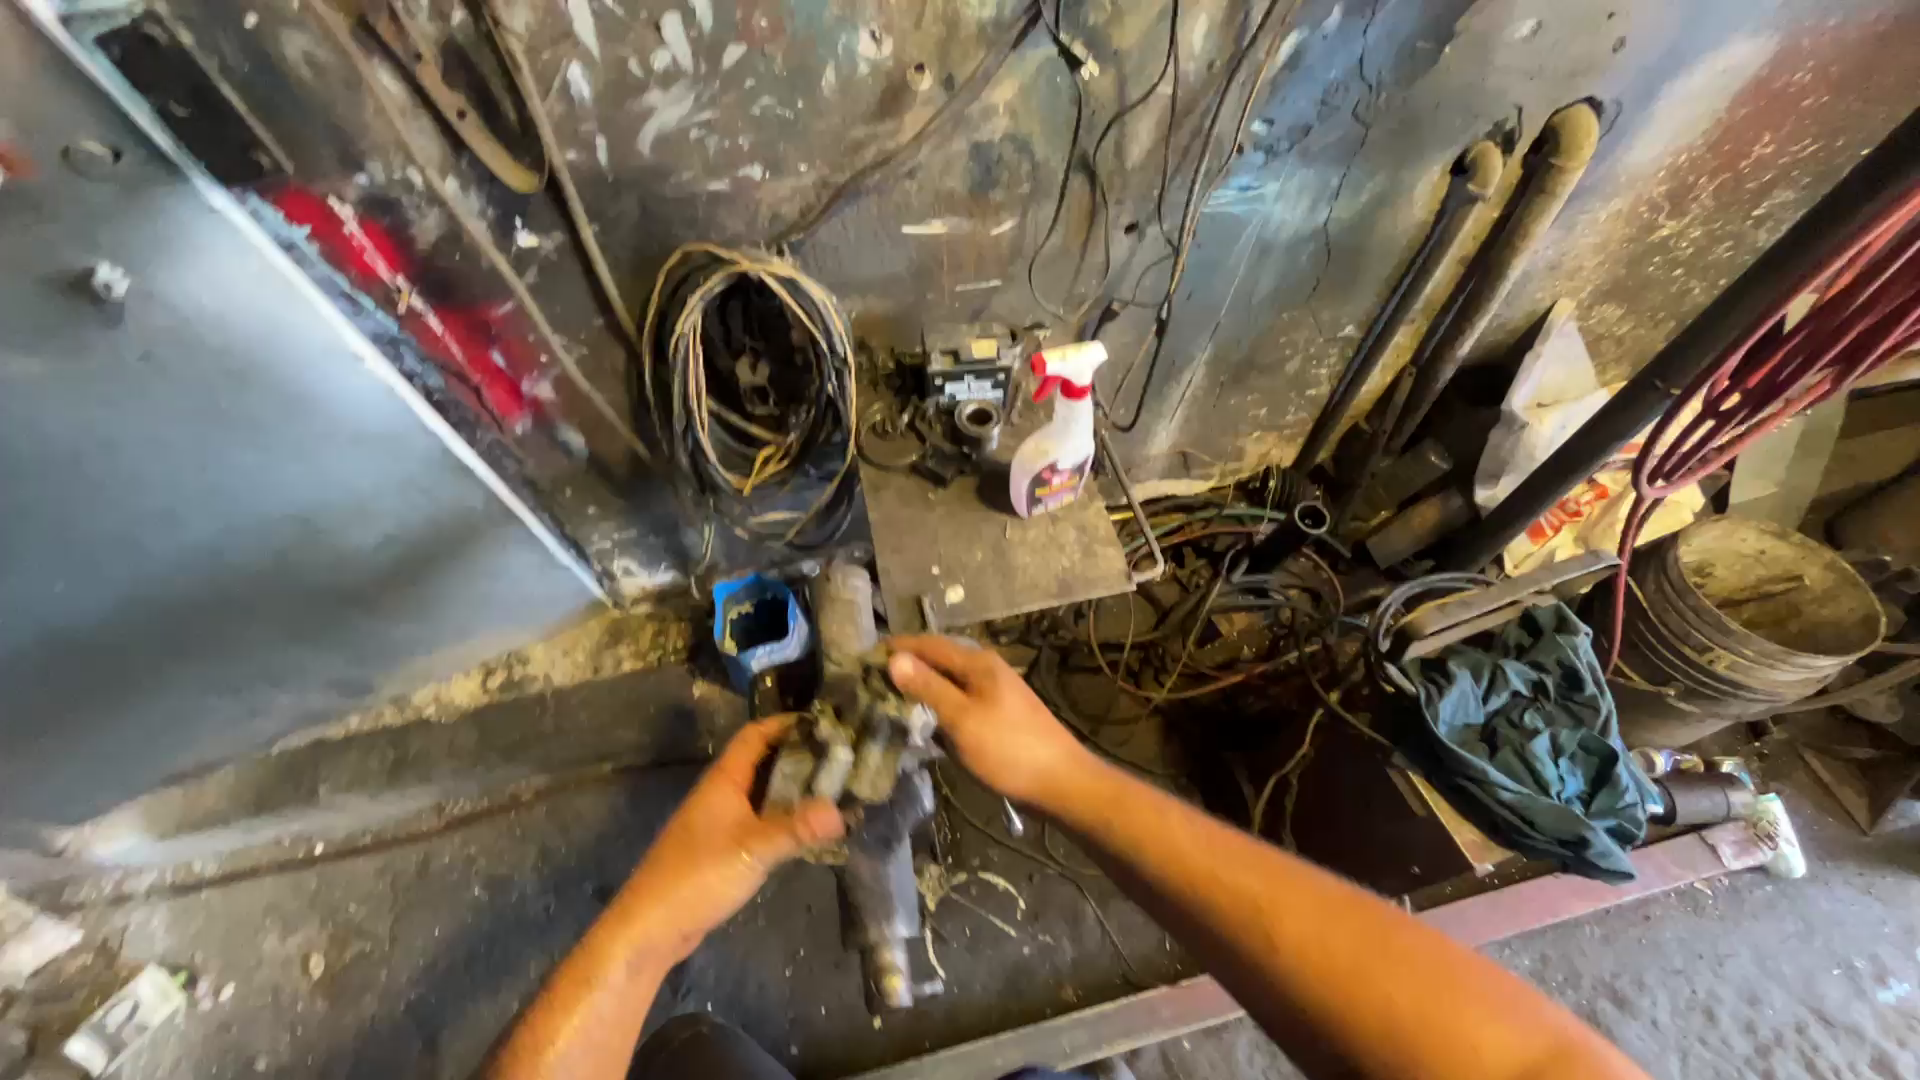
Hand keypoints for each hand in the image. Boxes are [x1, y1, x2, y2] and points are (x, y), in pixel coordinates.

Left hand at [614, 716, 844, 962]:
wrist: (649, 929)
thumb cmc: (697, 876)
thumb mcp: (752, 849)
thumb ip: (796, 828)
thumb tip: (841, 812)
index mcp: (723, 780)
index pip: (755, 735)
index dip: (785, 724)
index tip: (823, 724)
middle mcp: (721, 794)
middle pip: (762, 762)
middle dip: (798, 756)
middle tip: (839, 757)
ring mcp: (719, 822)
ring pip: (762, 793)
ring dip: (793, 789)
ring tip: (833, 789)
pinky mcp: (721, 849)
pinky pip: (758, 820)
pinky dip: (783, 818)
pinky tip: (806, 829)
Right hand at [887, 635, 1092, 806]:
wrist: (1060, 782)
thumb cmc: (1008, 748)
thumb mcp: (962, 718)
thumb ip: (928, 687)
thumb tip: (894, 658)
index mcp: (978, 663)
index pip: (928, 643)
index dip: (897, 648)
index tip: (864, 658)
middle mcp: (986, 670)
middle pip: (938, 661)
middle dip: (907, 668)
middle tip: (871, 682)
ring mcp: (994, 693)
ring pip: (948, 683)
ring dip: (922, 689)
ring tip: (888, 701)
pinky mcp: (997, 715)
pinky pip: (959, 702)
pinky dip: (938, 708)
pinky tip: (922, 723)